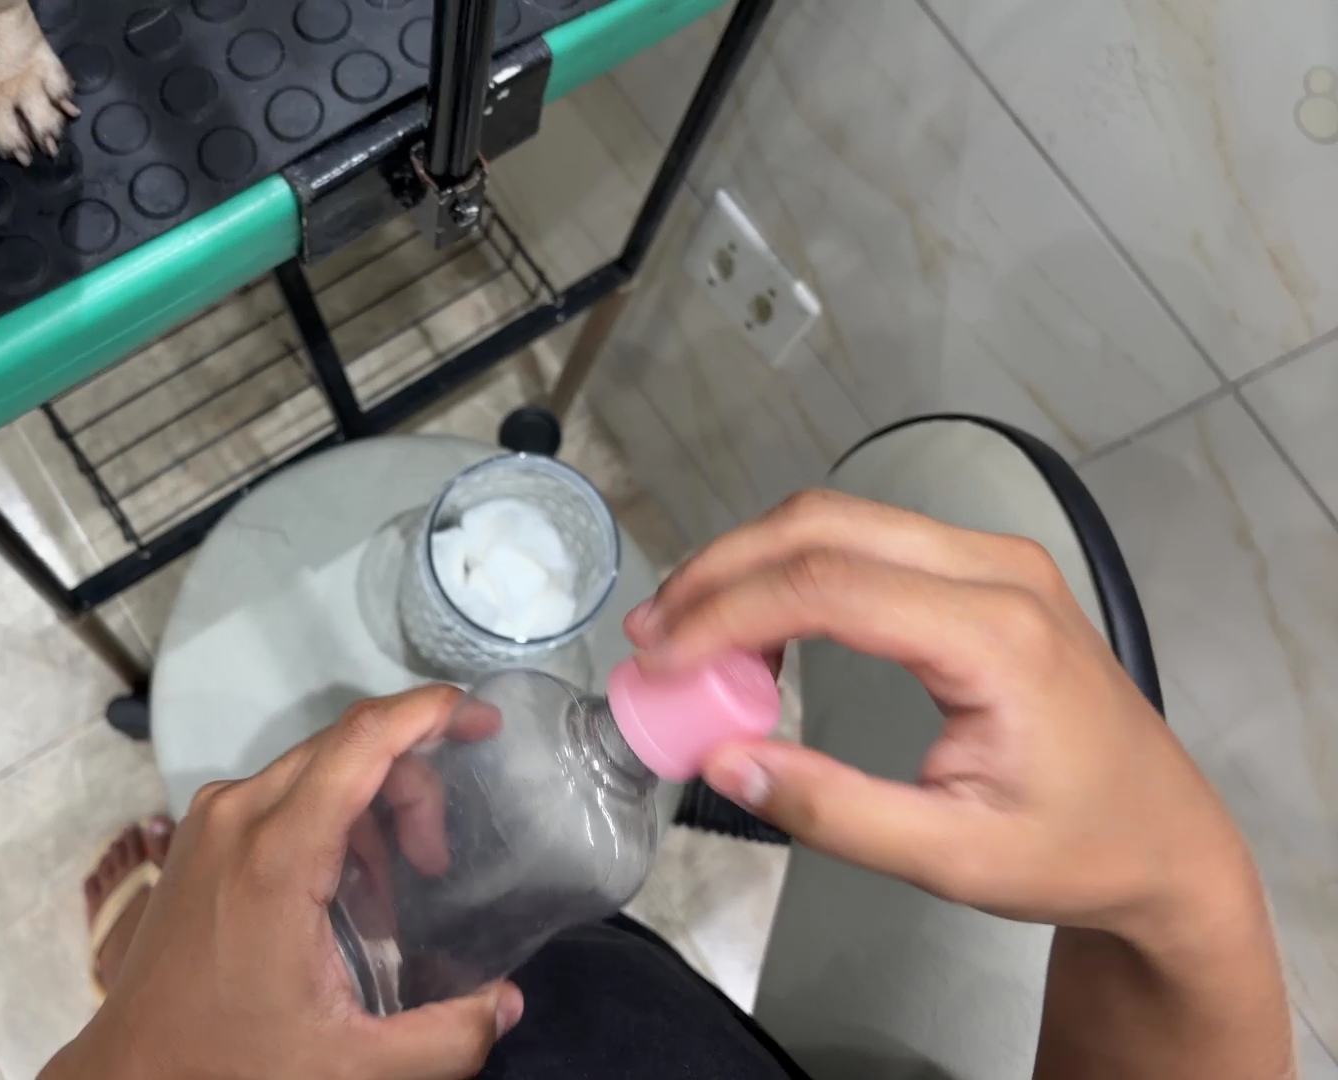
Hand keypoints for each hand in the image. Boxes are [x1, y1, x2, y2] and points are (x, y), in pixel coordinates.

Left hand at [54, 686, 523, 1079]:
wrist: (126, 1077)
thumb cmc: (232, 1065)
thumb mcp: (348, 1068)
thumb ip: (445, 1038)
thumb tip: (509, 1000)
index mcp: (277, 852)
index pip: (361, 741)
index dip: (426, 711)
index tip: (480, 715)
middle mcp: (241, 808)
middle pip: (350, 747)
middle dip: (412, 782)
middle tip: (438, 857)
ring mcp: (217, 811)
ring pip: (320, 765)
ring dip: (373, 805)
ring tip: (392, 889)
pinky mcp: (206, 826)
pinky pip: (288, 789)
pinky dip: (334, 816)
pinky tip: (344, 885)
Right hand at [626, 490, 1257, 941]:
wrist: (1166, 834)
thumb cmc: (1073, 850)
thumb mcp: (953, 860)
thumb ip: (831, 811)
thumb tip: (719, 759)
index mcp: (994, 636)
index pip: (826, 588)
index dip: (724, 614)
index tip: (659, 656)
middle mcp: (990, 569)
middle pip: (816, 526)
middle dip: (715, 571)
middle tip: (652, 628)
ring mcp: (980, 555)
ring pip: (824, 518)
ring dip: (738, 563)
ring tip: (684, 625)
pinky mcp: (963, 564)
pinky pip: (847, 537)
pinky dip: (776, 568)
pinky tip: (750, 622)